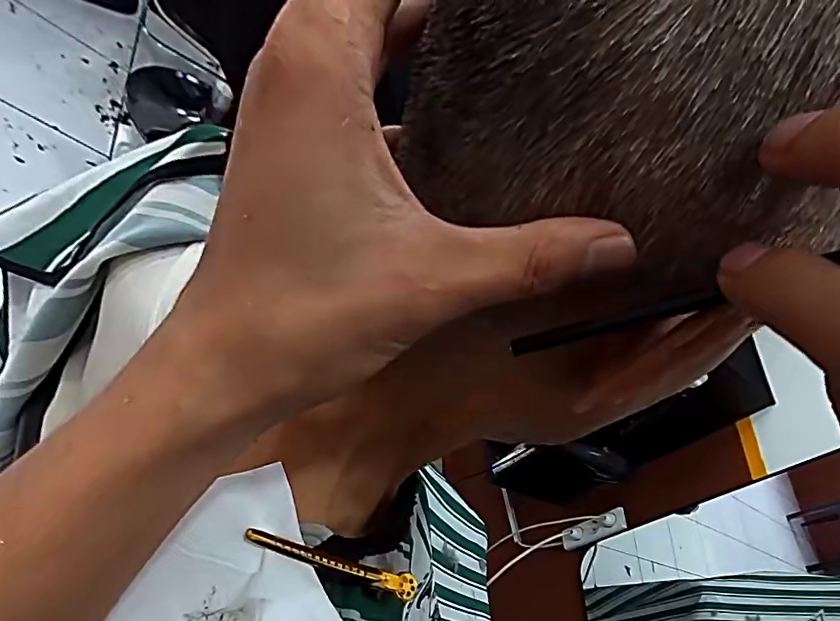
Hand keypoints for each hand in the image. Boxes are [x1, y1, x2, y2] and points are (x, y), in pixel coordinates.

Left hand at [156, 0, 636, 423]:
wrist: (229, 368)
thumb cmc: (296, 317)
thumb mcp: (432, 278)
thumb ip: (529, 255)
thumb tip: (609, 244)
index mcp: (319, 63)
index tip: (521, 16)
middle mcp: (293, 72)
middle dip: (447, 15)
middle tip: (518, 37)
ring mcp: (287, 115)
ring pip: (361, 40)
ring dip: (420, 40)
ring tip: (494, 57)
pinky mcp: (292, 157)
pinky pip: (348, 93)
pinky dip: (394, 92)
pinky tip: (442, 130)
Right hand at [369, 302, 756, 450]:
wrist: (400, 403)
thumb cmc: (440, 372)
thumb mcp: (501, 318)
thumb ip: (562, 286)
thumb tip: (621, 249)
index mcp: (591, 404)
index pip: (677, 366)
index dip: (721, 326)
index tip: (761, 280)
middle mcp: (595, 405)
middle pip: (673, 362)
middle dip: (712, 319)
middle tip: (759, 266)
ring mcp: (579, 397)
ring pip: (650, 356)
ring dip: (683, 318)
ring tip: (720, 269)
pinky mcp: (564, 382)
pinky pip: (623, 350)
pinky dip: (647, 321)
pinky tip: (657, 284)